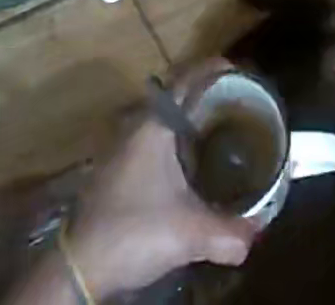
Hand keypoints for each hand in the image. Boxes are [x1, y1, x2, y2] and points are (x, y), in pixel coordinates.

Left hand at [63, 65, 259, 296]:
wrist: (77, 268)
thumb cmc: (134, 232)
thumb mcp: (189, 233)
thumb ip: (229, 232)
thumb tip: (257, 234)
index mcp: (153, 126)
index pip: (184, 80)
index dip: (210, 69)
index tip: (235, 68)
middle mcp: (135, 128)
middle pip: (173, 96)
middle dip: (202, 93)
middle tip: (232, 100)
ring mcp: (120, 148)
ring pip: (160, 119)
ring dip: (185, 117)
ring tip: (215, 126)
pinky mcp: (114, 170)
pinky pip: (150, 138)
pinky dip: (172, 138)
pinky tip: (188, 161)